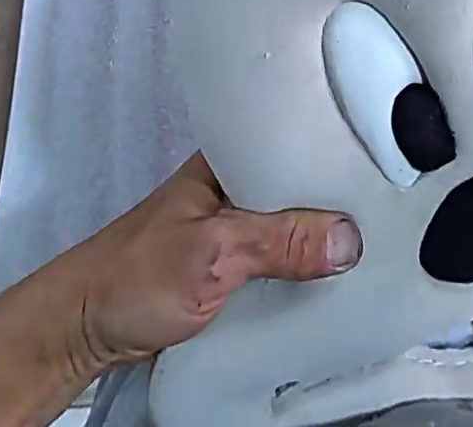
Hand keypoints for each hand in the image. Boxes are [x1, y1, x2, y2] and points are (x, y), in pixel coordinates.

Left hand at [44, 152, 361, 373]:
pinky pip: (288, 250)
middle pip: (308, 181)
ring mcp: (242, 219)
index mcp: (236, 155)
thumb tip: (348, 239)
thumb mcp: (213, 254)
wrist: (81, 332)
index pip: (303, 139)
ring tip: (374, 234)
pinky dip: (308, 260)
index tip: (386, 166)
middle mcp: (242, 181)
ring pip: (299, 218)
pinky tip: (332, 266)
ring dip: (326, 233)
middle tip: (390, 206)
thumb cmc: (131, 276)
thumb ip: (279, 242)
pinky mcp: (240, 255)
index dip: (343, 151)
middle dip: (342, 196)